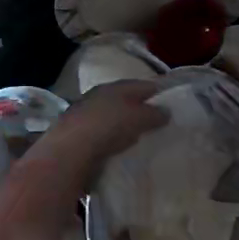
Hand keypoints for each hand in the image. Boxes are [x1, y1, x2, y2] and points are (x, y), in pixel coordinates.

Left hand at [23, 80, 165, 190]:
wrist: (66, 154)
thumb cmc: (107, 128)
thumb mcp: (138, 118)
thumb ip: (154, 114)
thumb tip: (166, 112)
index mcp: (112, 87)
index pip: (140, 85)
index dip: (156, 92)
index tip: (171, 103)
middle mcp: (96, 97)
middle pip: (124, 101)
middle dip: (139, 110)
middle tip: (158, 122)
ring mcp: (83, 118)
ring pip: (111, 119)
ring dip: (124, 127)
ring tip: (141, 139)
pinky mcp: (75, 139)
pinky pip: (101, 137)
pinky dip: (111, 141)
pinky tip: (119, 151)